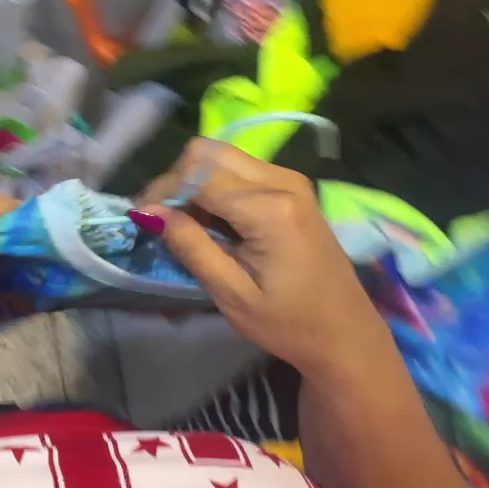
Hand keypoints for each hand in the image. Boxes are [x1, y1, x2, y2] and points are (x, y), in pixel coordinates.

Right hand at [141, 139, 384, 377]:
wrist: (346, 336)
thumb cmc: (290, 324)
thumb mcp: (232, 294)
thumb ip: (191, 246)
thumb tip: (149, 212)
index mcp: (271, 209)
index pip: (198, 176)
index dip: (163, 192)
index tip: (142, 219)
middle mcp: (283, 181)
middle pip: (207, 152)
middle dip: (176, 180)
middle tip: (161, 219)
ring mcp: (290, 180)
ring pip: (221, 154)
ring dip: (194, 181)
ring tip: (185, 222)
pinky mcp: (292, 187)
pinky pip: (239, 168)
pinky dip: (215, 185)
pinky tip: (212, 220)